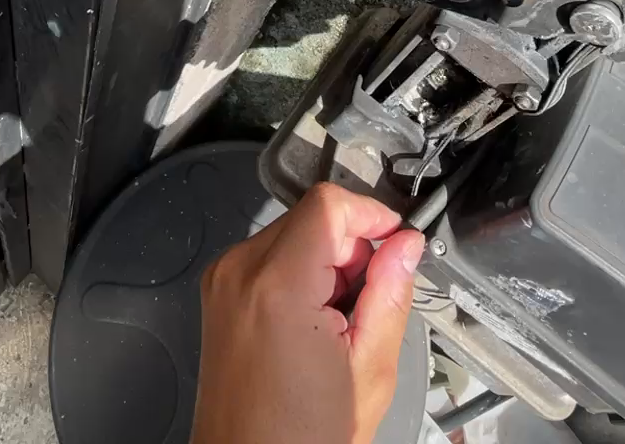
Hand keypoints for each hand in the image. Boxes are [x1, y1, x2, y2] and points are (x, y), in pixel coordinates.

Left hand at [191, 183, 425, 443]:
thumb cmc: (303, 439)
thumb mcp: (368, 371)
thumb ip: (390, 295)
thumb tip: (405, 244)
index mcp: (277, 286)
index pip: (327, 205)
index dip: (368, 214)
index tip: (394, 240)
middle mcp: (241, 270)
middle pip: (311, 215)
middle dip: (350, 246)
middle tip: (366, 299)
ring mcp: (224, 277)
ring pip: (293, 230)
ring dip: (325, 259)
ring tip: (336, 319)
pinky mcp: (219, 287)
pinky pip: (271, 252)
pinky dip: (300, 270)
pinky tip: (310, 319)